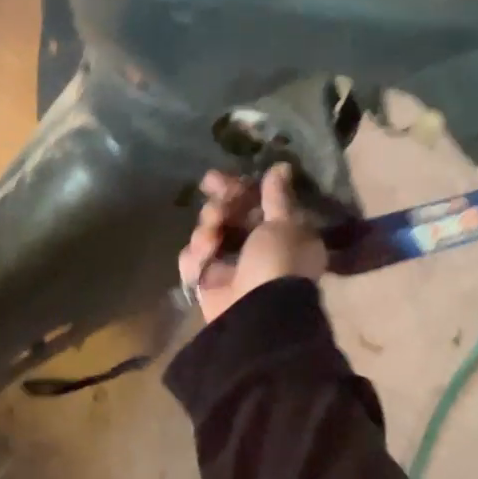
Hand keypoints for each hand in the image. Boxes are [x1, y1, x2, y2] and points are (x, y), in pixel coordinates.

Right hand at [178, 163, 327, 323]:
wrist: (256, 311)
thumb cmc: (278, 262)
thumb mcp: (285, 223)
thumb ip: (277, 196)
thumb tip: (281, 167)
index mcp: (280, 231)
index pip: (254, 201)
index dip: (235, 188)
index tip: (214, 179)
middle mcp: (254, 247)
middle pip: (226, 215)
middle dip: (217, 209)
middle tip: (217, 213)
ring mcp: (228, 265)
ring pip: (205, 234)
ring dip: (206, 232)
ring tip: (210, 240)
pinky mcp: (206, 282)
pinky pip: (192, 260)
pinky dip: (195, 258)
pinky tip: (202, 260)